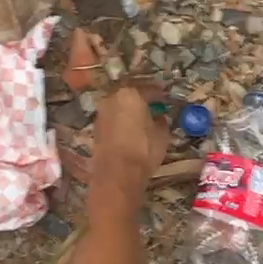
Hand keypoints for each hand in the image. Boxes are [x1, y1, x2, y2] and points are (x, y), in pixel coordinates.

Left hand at [88, 85, 167, 206]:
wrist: (117, 174)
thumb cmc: (144, 150)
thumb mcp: (162, 134)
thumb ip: (161, 120)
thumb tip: (159, 116)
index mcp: (131, 94)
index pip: (149, 89)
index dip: (160, 94)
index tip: (166, 98)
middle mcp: (113, 98)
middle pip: (131, 94)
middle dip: (142, 99)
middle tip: (154, 105)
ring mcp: (102, 112)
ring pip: (120, 105)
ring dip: (130, 109)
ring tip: (142, 117)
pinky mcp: (97, 127)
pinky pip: (113, 117)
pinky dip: (122, 119)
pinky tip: (130, 128)